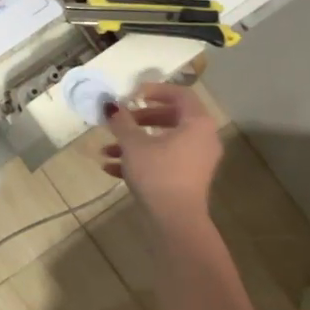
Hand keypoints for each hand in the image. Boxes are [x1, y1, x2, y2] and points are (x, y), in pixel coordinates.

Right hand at [103, 83, 221, 228]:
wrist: (176, 219)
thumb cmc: (158, 174)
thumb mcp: (134, 145)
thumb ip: (122, 122)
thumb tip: (110, 106)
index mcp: (197, 123)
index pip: (180, 94)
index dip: (155, 90)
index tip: (132, 94)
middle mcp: (203, 138)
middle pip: (170, 119)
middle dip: (139, 121)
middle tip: (119, 122)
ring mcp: (197, 160)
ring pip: (163, 143)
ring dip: (133, 145)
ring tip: (106, 151)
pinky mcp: (187, 179)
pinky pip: (164, 162)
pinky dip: (141, 162)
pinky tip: (111, 170)